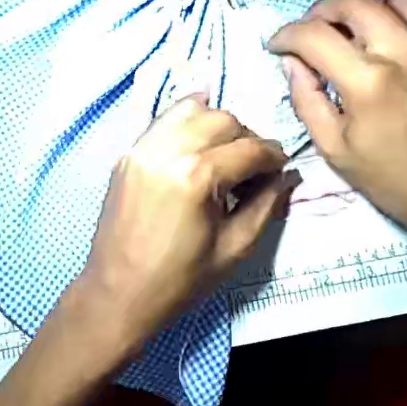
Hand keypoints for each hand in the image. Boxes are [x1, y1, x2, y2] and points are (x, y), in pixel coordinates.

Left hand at [69, 93, 293, 358]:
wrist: (118, 295)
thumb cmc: (180, 280)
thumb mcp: (235, 248)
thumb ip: (266, 205)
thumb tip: (288, 177)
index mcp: (197, 177)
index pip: (249, 148)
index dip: (274, 157)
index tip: (282, 169)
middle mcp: (168, 151)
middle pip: (223, 120)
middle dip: (247, 138)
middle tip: (253, 168)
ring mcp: (142, 148)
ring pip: (193, 111)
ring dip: (217, 126)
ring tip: (224, 155)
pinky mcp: (128, 154)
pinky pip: (164, 120)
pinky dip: (187, 122)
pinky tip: (200, 141)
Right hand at [268, 0, 406, 266]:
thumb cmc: (400, 184)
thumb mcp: (339, 154)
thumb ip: (308, 103)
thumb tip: (293, 64)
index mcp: (368, 84)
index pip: (314, 35)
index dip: (286, 35)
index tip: (278, 46)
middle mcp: (403, 52)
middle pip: (353, 2)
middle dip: (320, 11)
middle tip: (310, 33)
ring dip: (363, 6)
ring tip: (352, 30)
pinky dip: (399, 12)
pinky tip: (390, 35)